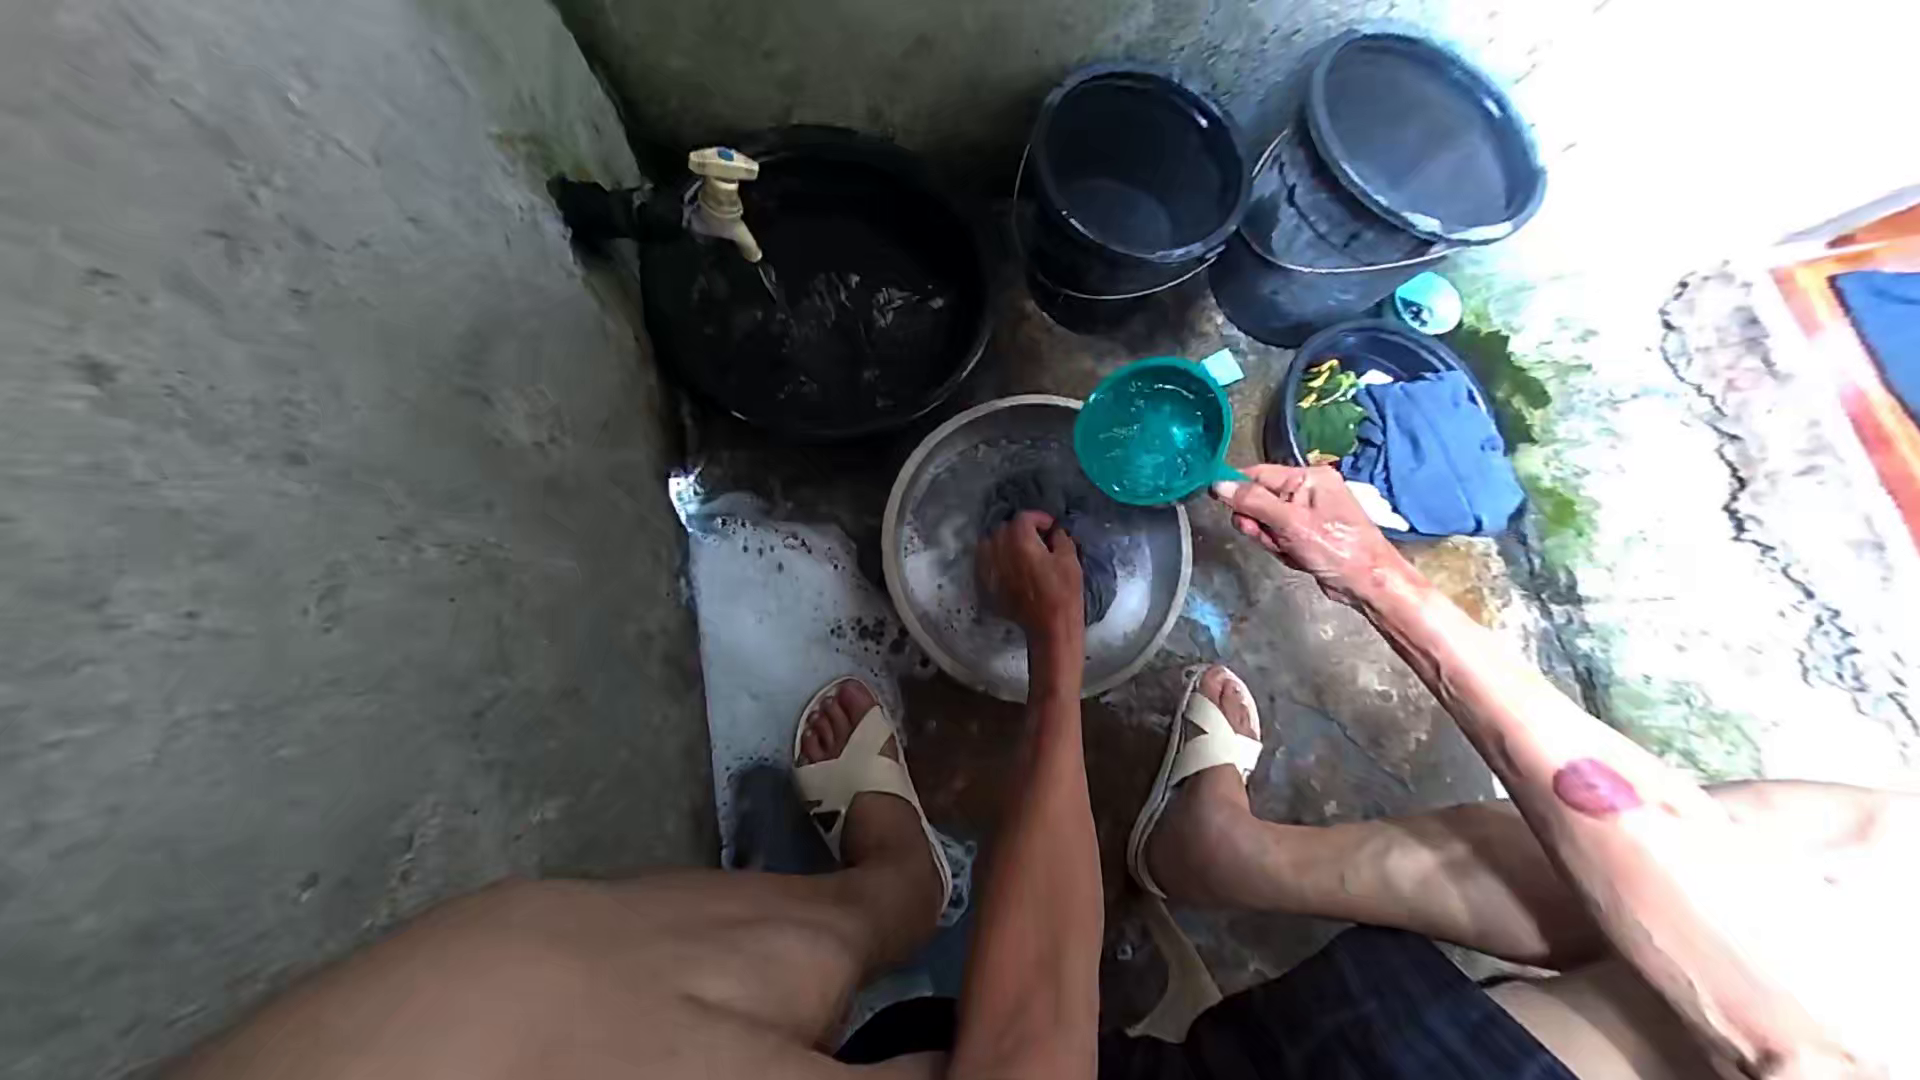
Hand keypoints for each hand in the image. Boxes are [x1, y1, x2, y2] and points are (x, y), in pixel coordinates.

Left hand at [979, 511, 1083, 642]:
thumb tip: (1054, 532)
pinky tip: (1005, 564)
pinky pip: (983, 562)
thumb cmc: (1063, 593)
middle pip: (1004, 528)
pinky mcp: (986, 584)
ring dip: (1002, 541)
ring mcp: (989, 569)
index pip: (1023, 518)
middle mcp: (1000, 551)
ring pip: (988, 543)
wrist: (1049, 627)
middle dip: (1020, 529)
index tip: (1050, 527)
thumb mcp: (1070, 560)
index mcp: (1020, 542)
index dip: (1039, 518)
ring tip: (1017, 550)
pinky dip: (992, 558)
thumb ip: (1060, 538)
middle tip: (1036, 539)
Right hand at [1211, 464, 1411, 607]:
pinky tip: (1296, 556)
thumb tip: (1218, 484)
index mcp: (1308, 477)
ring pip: (1264, 521)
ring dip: (1268, 538)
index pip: (1257, 474)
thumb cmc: (1335, 548)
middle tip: (1269, 536)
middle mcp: (1307, 490)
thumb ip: (1252, 501)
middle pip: (1257, 499)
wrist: (1368, 583)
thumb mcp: (1289, 522)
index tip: (1217, 502)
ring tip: (1289, 549)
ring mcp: (1306, 513)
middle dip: (1257, 522)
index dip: (1236, 489)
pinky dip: (1280, 547)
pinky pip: (1276, 535)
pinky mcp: (1305, 533)